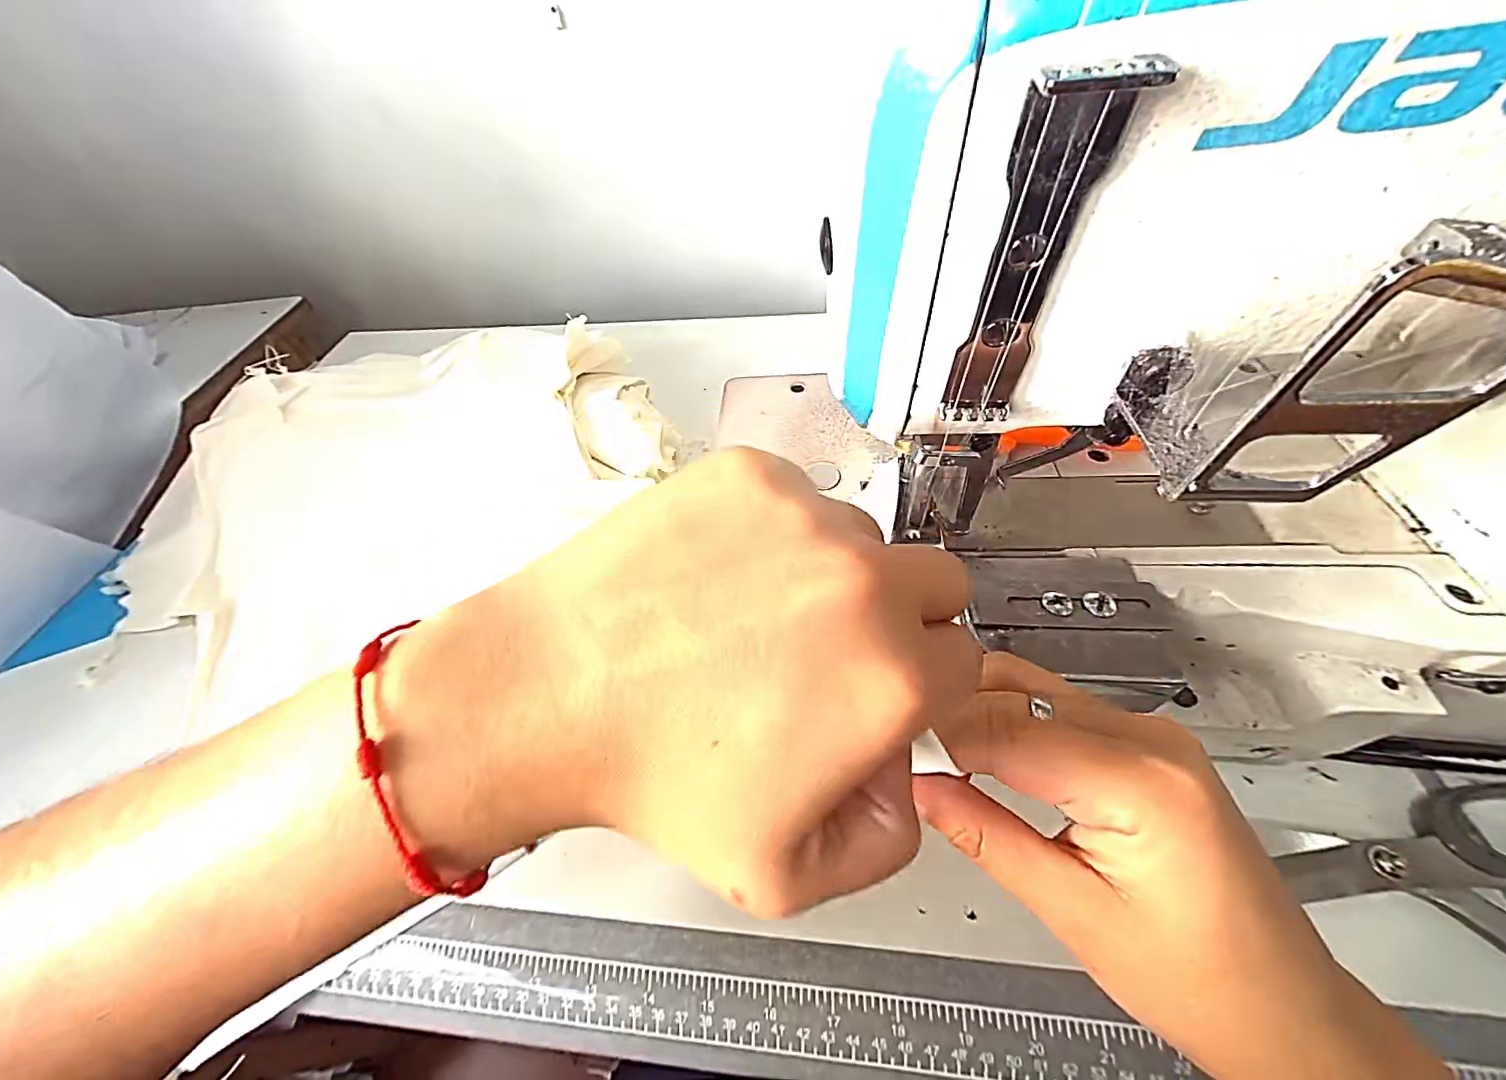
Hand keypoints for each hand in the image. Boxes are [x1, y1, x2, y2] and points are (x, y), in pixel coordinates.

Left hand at [380, 448, 982, 915]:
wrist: (542, 693)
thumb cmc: (648, 773)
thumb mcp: (785, 871)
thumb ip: (883, 842)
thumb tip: (901, 778)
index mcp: (890, 675)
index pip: (963, 659)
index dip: (926, 681)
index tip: (889, 683)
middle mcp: (861, 583)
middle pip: (938, 584)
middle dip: (906, 618)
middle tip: (838, 646)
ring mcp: (804, 517)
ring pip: (866, 537)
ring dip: (838, 572)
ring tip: (763, 614)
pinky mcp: (751, 476)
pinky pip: (801, 499)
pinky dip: (780, 532)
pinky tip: (729, 576)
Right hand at [912, 655, 1447, 1079]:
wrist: (1281, 1005)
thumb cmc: (1202, 979)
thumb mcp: (1074, 914)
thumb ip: (988, 838)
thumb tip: (925, 790)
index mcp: (1143, 782)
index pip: (1007, 727)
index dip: (942, 733)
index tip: (897, 747)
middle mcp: (1153, 739)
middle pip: (1019, 691)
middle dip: (954, 712)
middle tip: (906, 746)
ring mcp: (1152, 735)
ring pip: (1034, 690)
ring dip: (979, 713)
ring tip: (936, 751)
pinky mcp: (1144, 744)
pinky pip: (1058, 710)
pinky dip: (1011, 723)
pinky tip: (983, 751)